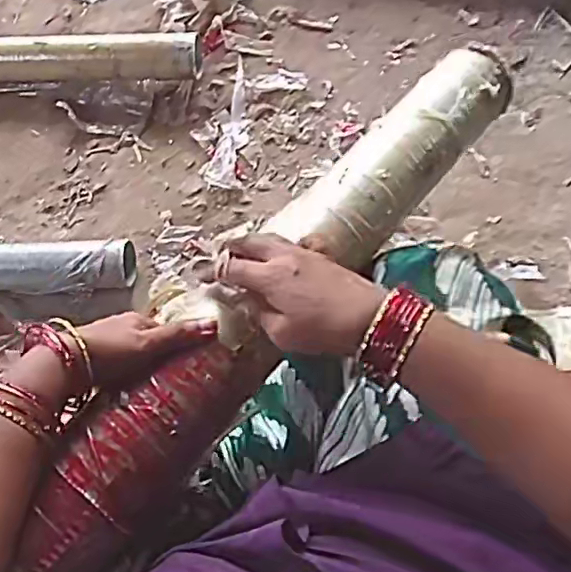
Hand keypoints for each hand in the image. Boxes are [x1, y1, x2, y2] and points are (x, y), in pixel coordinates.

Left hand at [72, 312, 219, 388]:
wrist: (64, 365)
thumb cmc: (110, 351)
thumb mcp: (149, 343)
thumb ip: (179, 336)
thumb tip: (214, 324)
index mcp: (137, 319)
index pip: (165, 329)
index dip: (178, 344)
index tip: (189, 362)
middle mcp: (120, 326)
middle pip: (147, 341)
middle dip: (158, 357)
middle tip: (171, 379)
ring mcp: (104, 342)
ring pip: (130, 355)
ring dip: (139, 368)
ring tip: (149, 387)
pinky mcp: (91, 359)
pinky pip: (115, 367)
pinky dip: (123, 375)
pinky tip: (124, 388)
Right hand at [217, 235, 385, 357]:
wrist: (369, 315)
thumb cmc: (324, 329)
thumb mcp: (282, 333)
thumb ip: (259, 314)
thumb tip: (245, 302)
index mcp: (269, 276)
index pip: (231, 268)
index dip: (212, 272)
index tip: (201, 276)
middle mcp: (283, 257)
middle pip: (248, 242)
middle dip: (228, 246)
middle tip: (216, 254)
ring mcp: (303, 253)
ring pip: (268, 238)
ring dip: (250, 243)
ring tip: (241, 251)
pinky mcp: (319, 256)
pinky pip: (285, 244)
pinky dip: (270, 246)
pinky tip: (272, 257)